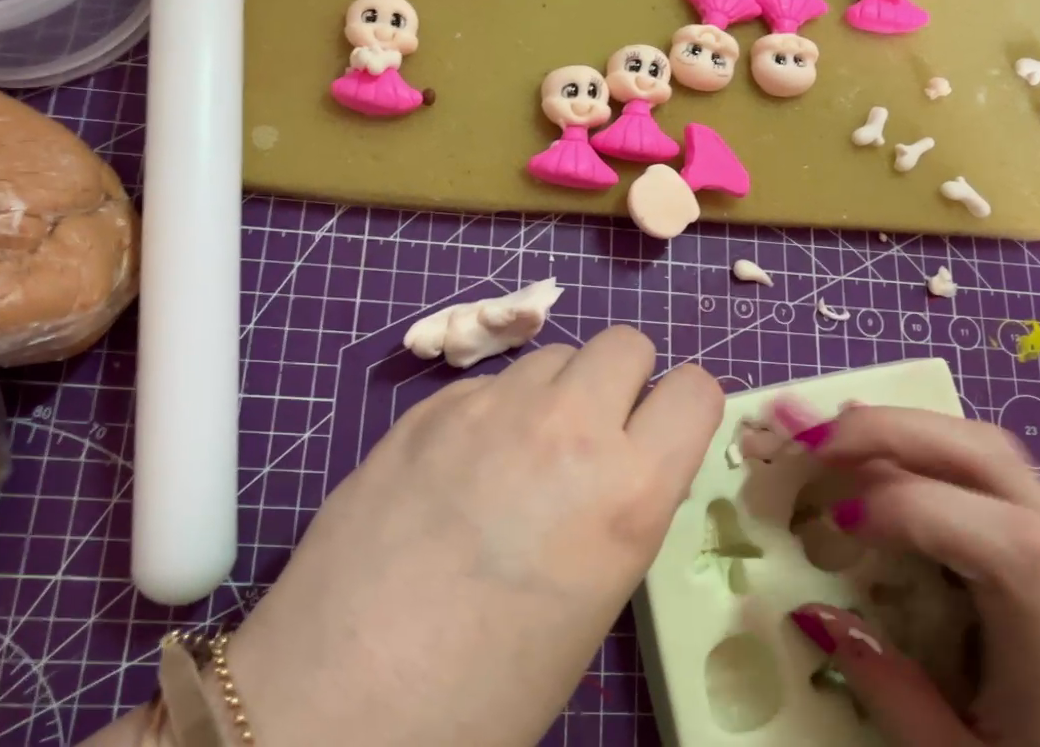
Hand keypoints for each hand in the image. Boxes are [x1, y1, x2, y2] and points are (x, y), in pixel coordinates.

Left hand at [227, 327, 723, 745]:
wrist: (344, 695)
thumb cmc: (488, 687)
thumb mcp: (593, 602)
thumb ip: (615, 510)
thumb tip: (614, 467)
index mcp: (626, 491)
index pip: (695, 390)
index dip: (683, 410)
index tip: (660, 436)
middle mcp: (565, 427)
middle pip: (623, 343)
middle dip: (621, 382)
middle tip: (592, 437)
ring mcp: (487, 408)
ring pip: (550, 356)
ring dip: (554, 392)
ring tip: (521, 454)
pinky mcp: (424, 409)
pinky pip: (484, 385)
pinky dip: (490, 411)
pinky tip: (457, 468)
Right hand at [778, 405, 1039, 746]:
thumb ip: (895, 696)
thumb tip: (816, 617)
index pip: (991, 530)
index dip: (904, 508)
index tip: (831, 522)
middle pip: (987, 454)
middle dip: (889, 430)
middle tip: (808, 434)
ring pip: (988, 450)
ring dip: (904, 429)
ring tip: (832, 433)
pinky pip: (989, 475)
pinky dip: (925, 452)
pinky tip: (882, 460)